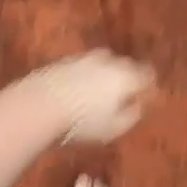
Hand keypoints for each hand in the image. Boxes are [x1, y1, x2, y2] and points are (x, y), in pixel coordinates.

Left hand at [26, 49, 154, 143]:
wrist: (38, 106)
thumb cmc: (83, 123)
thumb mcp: (115, 128)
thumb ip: (132, 114)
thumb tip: (138, 104)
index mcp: (125, 75)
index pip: (147, 74)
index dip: (148, 87)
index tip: (145, 99)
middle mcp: (107, 61)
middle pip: (124, 65)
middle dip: (126, 78)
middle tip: (122, 97)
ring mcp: (82, 58)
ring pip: (101, 64)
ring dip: (103, 76)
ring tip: (97, 96)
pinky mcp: (61, 62)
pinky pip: (81, 68)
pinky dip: (84, 77)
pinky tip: (77, 93)